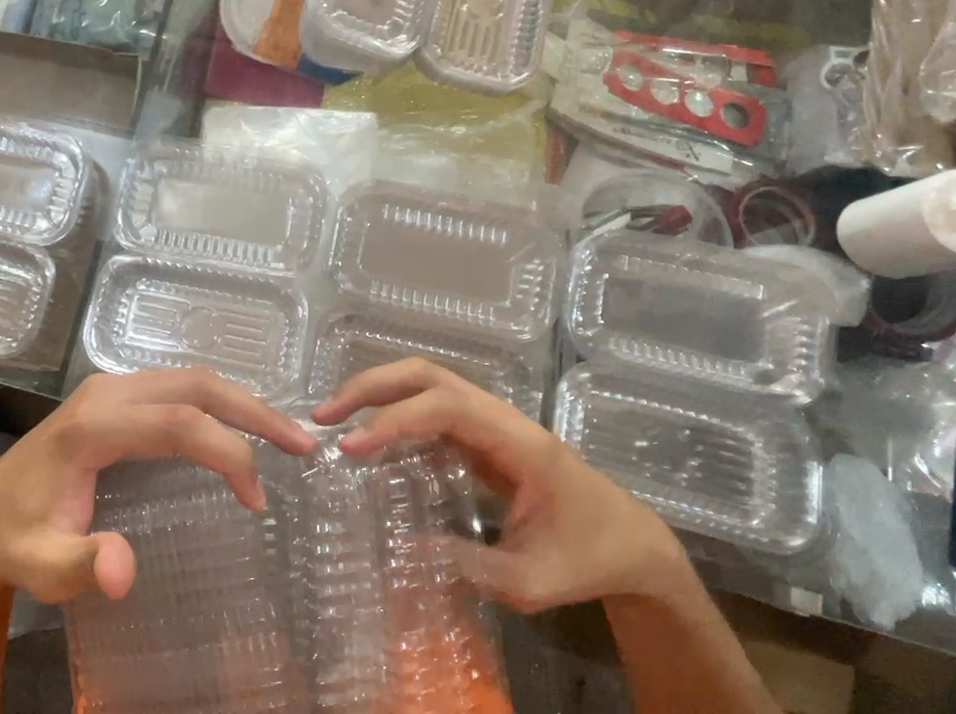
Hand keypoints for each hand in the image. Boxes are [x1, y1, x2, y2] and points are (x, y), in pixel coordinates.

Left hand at [0, 369, 315, 605]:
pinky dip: (218, 403)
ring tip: (286, 436)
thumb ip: (78, 565)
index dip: (226, 454)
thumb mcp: (39, 566)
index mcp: (90, 428)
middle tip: (303, 444)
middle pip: (193, 384)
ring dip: (241, 403)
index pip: (177, 424)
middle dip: (253, 411)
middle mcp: (105, 393)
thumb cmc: (15, 540)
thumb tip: (122, 571)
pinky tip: (241, 428)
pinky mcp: (114, 395)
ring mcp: (110, 388)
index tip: (257, 500)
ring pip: (190, 378)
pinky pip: (178, 387)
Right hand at [313, 358, 691, 612]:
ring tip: (334, 420)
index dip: (394, 420)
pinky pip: (432, 409)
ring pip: (428, 382)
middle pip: (430, 374)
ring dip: (377, 393)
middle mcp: (503, 419)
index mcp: (520, 444)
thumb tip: (401, 549)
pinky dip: (393, 413)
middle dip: (372, 386)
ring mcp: (492, 422)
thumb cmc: (586, 560)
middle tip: (325, 415)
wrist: (630, 544)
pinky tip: (368, 440)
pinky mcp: (483, 434)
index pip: (447, 408)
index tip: (350, 446)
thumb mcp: (529, 581)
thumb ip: (468, 565)